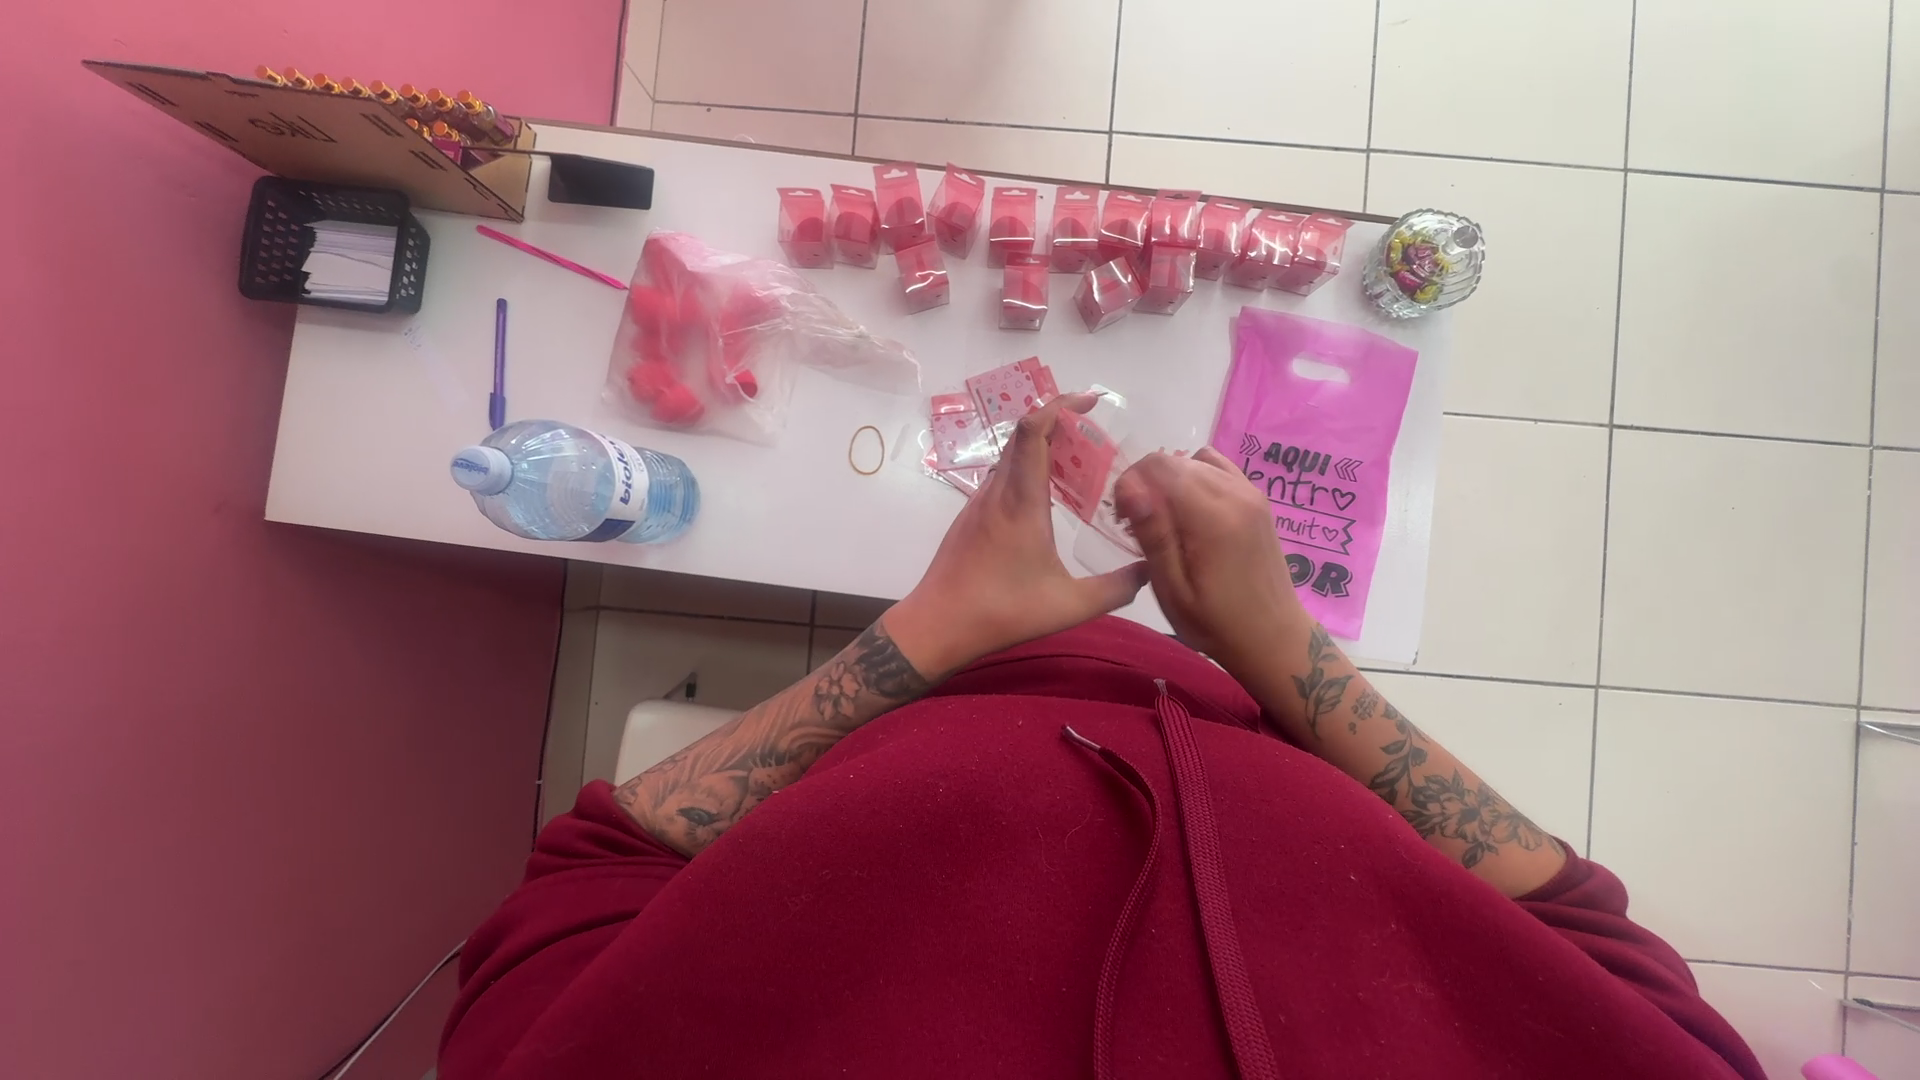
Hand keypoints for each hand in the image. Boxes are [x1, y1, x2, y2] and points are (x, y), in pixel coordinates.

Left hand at [887, 394, 1148, 677]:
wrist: (938, 625)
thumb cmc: (1002, 611)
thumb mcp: (1070, 605)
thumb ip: (1117, 588)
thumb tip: (1150, 571)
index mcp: (1021, 501)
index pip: (1033, 431)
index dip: (1060, 404)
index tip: (1089, 401)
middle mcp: (997, 492)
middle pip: (1023, 435)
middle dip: (1058, 420)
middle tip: (1094, 432)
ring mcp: (979, 503)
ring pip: (1010, 457)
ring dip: (1041, 447)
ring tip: (1077, 463)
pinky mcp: (970, 518)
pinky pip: (1001, 478)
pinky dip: (1026, 471)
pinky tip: (1046, 499)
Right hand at [1113, 447, 1307, 671]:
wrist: (1273, 637)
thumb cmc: (1214, 622)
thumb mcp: (1172, 589)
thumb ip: (1153, 534)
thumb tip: (1130, 487)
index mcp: (1212, 517)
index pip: (1158, 466)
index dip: (1130, 483)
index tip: (1123, 520)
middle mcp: (1235, 494)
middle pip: (1175, 461)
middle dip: (1146, 483)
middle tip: (1137, 527)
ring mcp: (1251, 493)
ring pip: (1195, 461)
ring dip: (1170, 481)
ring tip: (1163, 518)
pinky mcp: (1257, 500)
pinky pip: (1218, 469)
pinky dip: (1196, 479)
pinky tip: (1190, 512)